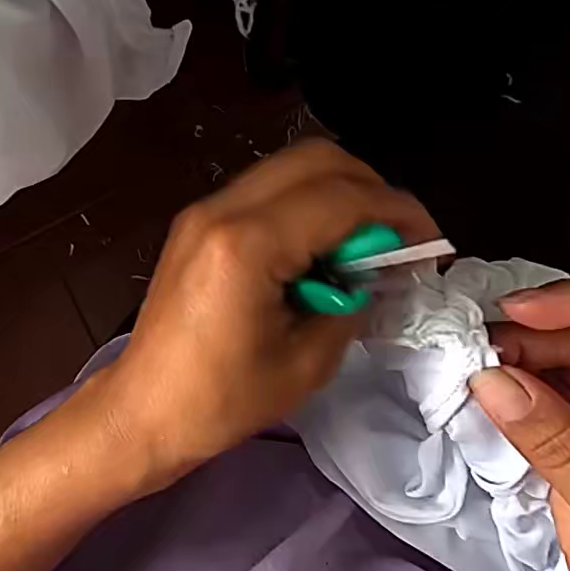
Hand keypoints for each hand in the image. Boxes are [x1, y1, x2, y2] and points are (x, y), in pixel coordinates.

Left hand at [97, 139, 437, 482]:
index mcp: (248, 246)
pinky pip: (269, 186)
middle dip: (371, 187)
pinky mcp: (201, 219)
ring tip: (364, 238)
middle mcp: (223, 209)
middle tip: (396, 233)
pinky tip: (321, 243)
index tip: (428, 237)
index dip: (396, 211)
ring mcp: (206, 208)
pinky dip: (308, 201)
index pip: (341, 200)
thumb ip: (353, 302)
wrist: (141, 412)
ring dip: (339, 189)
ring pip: (292, 165)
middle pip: (316, 159)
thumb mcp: (307, 362)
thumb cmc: (221, 402)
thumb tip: (381, 270)